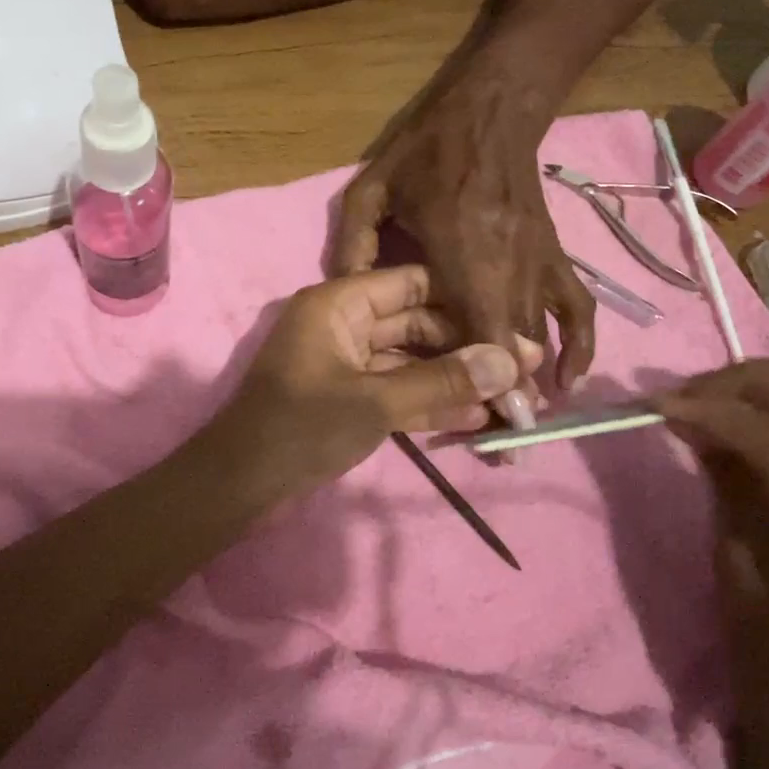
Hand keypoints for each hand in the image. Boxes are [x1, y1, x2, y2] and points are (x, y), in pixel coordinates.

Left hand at [209, 266, 530, 492]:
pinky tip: (477, 420)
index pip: (412, 284)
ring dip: (455, 382)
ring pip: (410, 363)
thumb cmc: (301, 428)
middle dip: (467, 350)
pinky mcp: (346, 400)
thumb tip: (511, 363)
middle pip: (416, 325)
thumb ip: (442, 381)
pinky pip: (396, 392)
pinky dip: (430, 404)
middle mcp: (342, 324)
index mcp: (338, 303)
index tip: (515, 324)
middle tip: (527, 374)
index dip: (464, 303)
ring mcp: (344, 364)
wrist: (240, 485)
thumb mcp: (375, 402)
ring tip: (514, 402)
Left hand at [332, 48, 594, 424]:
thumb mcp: (370, 191)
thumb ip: (355, 243)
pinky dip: (581, 342)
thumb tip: (346, 290)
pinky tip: (571, 379)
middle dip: (509, 390)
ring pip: (540, 330)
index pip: (476, 325)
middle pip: (510, 340)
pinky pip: (576, 305)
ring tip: (526, 421)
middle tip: (507, 438)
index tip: (498, 421)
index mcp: (454, 252)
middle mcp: (503, 264)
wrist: (491, 110)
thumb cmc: (425, 150)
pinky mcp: (553, 254)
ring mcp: (535, 260)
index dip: (487, 374)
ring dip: (536, 377)